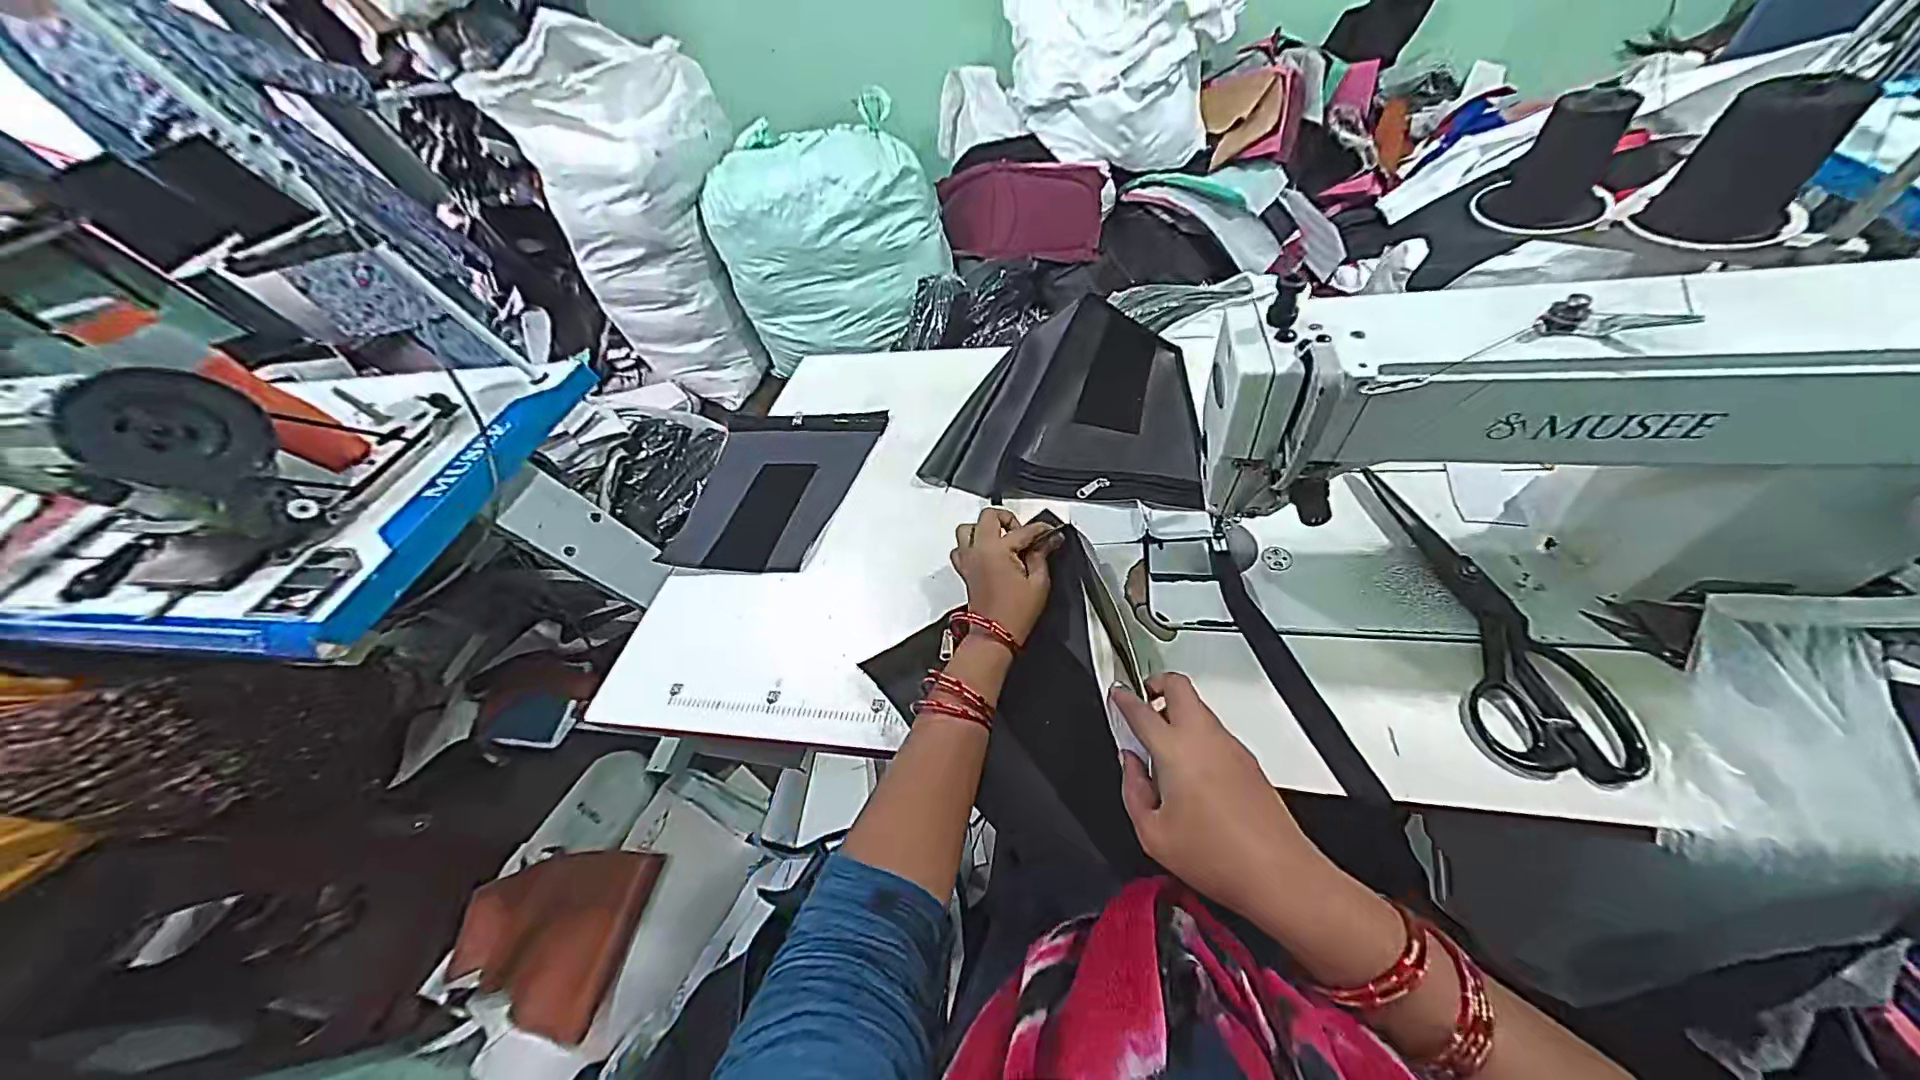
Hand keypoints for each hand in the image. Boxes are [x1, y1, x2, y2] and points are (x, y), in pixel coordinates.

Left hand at [949, 509, 1061, 645]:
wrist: (995, 635)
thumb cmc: (1014, 614)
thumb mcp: (1038, 582)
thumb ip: (1041, 555)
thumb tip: (1047, 541)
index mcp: (997, 550)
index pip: (1023, 530)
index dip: (1041, 530)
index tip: (1051, 534)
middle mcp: (978, 550)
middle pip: (989, 516)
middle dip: (1009, 519)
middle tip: (1024, 534)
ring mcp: (968, 559)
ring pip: (969, 528)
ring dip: (985, 529)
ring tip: (1003, 539)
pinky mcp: (964, 570)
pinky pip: (961, 548)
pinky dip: (971, 545)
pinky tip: (987, 552)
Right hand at [1113, 674, 1313, 916]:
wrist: (1279, 874)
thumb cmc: (1221, 858)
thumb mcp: (1152, 834)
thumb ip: (1132, 790)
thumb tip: (1131, 768)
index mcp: (1175, 750)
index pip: (1141, 709)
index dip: (1123, 697)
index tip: (1118, 694)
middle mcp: (1204, 738)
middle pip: (1178, 685)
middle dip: (1156, 684)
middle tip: (1142, 700)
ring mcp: (1230, 746)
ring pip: (1199, 707)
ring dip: (1177, 711)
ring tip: (1161, 744)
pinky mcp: (1248, 760)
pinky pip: (1214, 731)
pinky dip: (1196, 734)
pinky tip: (1188, 768)